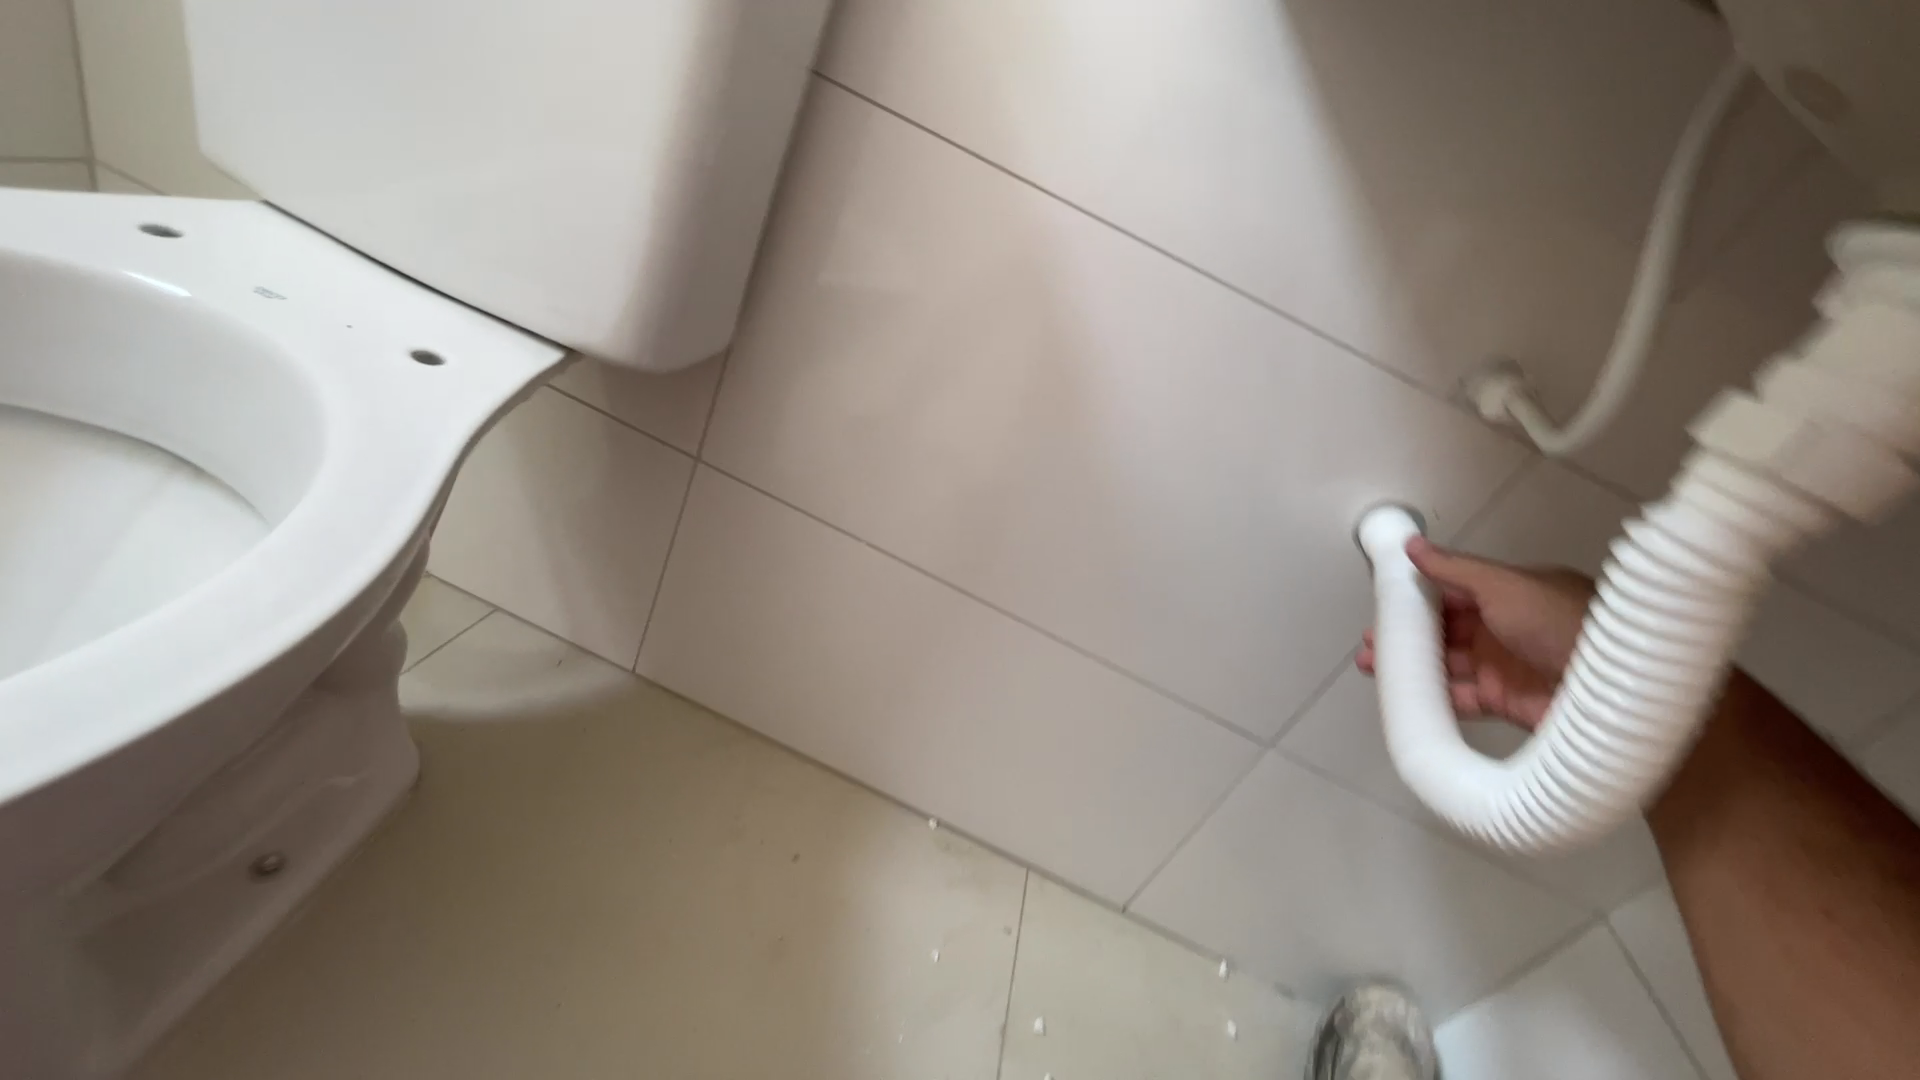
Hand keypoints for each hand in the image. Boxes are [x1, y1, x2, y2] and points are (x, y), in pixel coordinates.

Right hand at [1357, 538, 1593, 731]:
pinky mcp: (1504, 702)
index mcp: (1506, 596)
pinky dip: (1430, 699)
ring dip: (1410, 666)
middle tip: (1371, 644)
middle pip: (1442, 632)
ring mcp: (1503, 667)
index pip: (1449, 595)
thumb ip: (1453, 568)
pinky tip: (1404, 697)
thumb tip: (1411, 544)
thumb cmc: (1563, 624)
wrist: (1615, 689)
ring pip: (1444, 665)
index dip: (1413, 600)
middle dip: (1406, 637)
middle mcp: (1503, 630)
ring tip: (1372, 668)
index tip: (1381, 607)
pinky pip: (1458, 699)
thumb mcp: (1504, 585)